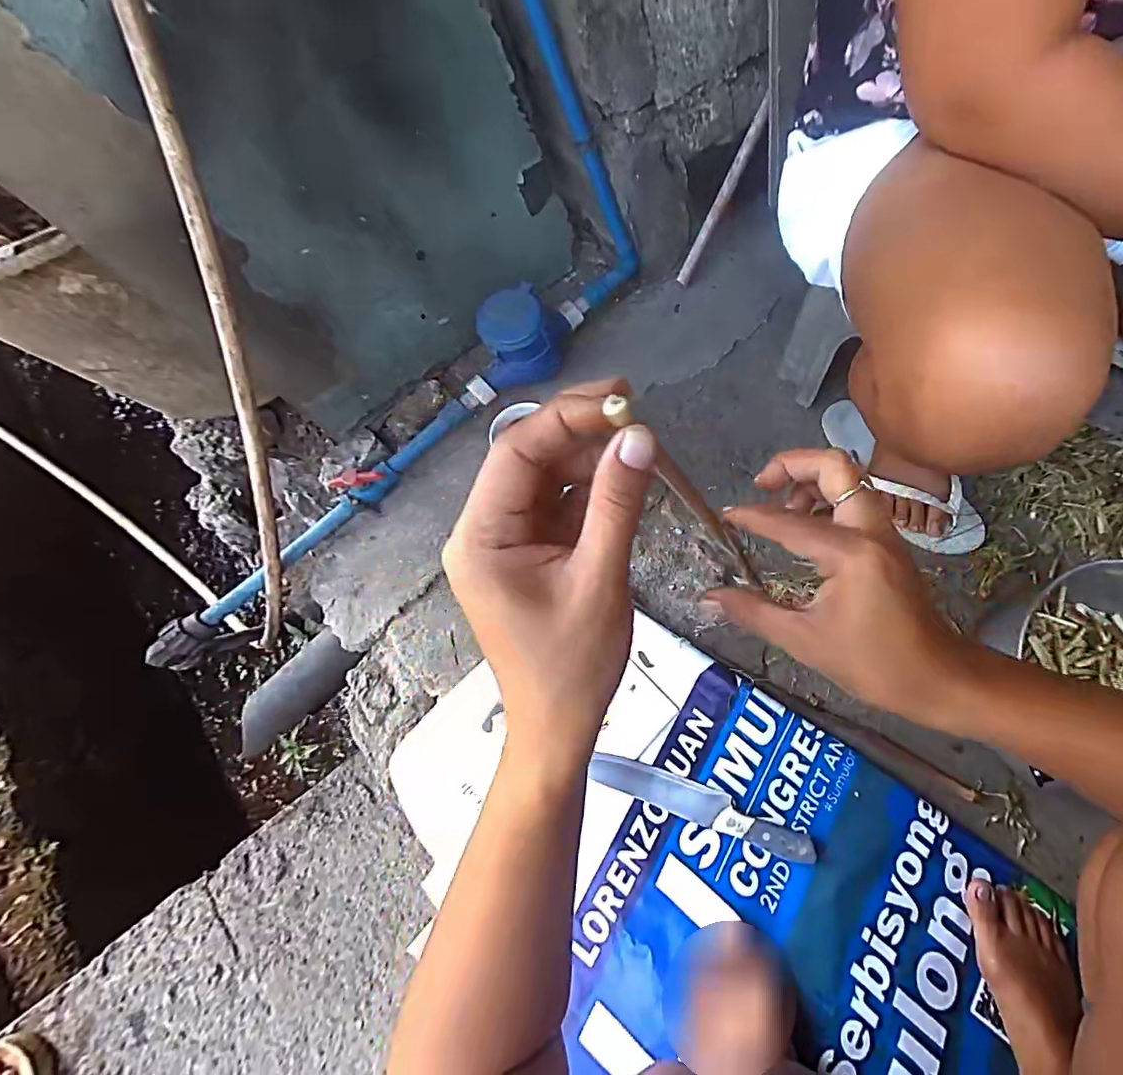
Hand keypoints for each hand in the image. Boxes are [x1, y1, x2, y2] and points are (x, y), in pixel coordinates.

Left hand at [441, 379, 655, 765]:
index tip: (621, 398)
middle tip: (635, 407)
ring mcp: (513, 540)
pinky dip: (598, 486)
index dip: (568, 417)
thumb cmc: (573, 663)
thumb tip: (640, 437)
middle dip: (581, 429)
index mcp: (482, 536)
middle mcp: (488, 529)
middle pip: (532, 458)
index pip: (518, 453)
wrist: (561, 723)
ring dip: (594, 455)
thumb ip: (618, 505)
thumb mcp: (601, 579)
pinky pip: (567, 504)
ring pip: (552, 477)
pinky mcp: (539, 551)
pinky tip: (628, 472)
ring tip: (641, 439)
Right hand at [702, 449, 974, 723]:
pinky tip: (810, 529)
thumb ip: (754, 612)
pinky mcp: (892, 543)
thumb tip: (709, 598)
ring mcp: (887, 533)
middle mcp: (872, 530)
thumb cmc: (872, 664)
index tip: (728, 517)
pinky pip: (860, 502)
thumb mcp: (805, 641)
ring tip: (785, 507)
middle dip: (794, 464)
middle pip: (835, 466)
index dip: (752, 515)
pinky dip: (832, 500)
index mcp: (850, 553)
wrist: (934, 675)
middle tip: (764, 485)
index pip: (790, 520)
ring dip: (815, 481)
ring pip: (852, 480)